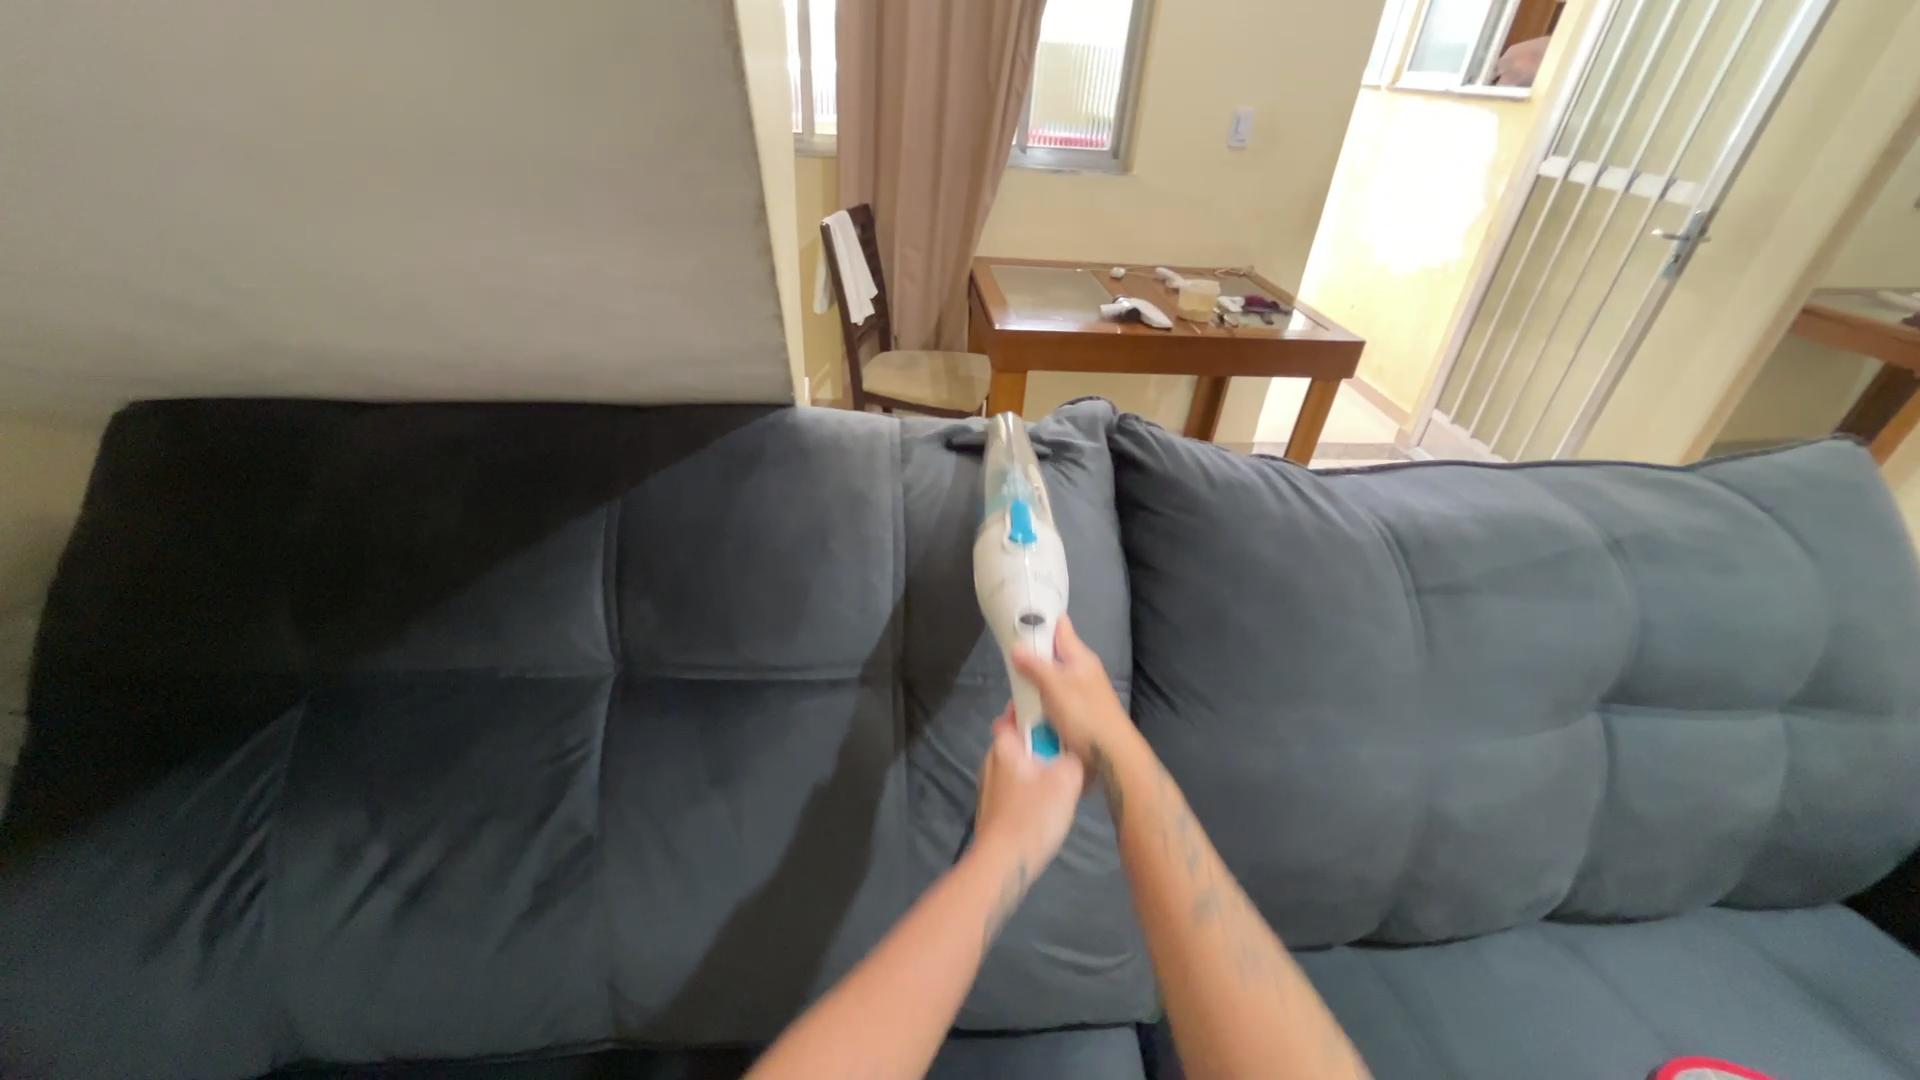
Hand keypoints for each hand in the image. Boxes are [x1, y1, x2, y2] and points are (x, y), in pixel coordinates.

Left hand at [973, 713, 1085, 876]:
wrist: (1004, 862)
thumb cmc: (1033, 815)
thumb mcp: (1067, 780)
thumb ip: (1074, 758)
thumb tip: (1076, 752)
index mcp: (1004, 746)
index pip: (1011, 714)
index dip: (1030, 711)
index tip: (1052, 717)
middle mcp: (991, 760)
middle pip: (1017, 742)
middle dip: (1039, 745)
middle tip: (1065, 754)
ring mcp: (988, 785)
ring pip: (1016, 766)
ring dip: (1036, 769)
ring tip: (1061, 782)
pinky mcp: (992, 807)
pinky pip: (1014, 787)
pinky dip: (1028, 790)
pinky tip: (1046, 806)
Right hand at [1010, 615, 1133, 760]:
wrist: (1110, 754)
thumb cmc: (1084, 714)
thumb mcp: (1056, 686)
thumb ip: (1035, 665)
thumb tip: (1016, 646)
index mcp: (1079, 656)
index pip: (1060, 626)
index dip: (1040, 618)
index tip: (1017, 616)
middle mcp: (1080, 670)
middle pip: (1051, 655)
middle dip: (1029, 659)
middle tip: (1008, 664)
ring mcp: (1079, 692)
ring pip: (1049, 681)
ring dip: (1032, 687)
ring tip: (1014, 696)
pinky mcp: (1076, 712)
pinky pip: (1052, 701)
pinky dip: (1039, 705)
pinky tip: (1027, 714)